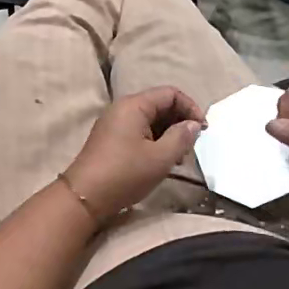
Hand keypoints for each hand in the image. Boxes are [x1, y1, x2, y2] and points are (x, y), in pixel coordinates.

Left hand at [61, 87, 205, 226]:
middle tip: (191, 147)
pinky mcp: (111, 138)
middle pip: (160, 104)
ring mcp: (114, 123)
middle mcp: (122, 108)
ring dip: (168, 134)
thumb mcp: (160, 157)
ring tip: (178, 158)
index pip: (170, 93)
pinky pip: (139, 131)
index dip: (191, 108)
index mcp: (133, 105)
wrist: (86, 195)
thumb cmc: (125, 173)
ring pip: (150, 119)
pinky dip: (154, 141)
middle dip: (180, 122)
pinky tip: (161, 161)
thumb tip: (193, 124)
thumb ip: (181, 137)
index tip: (202, 131)